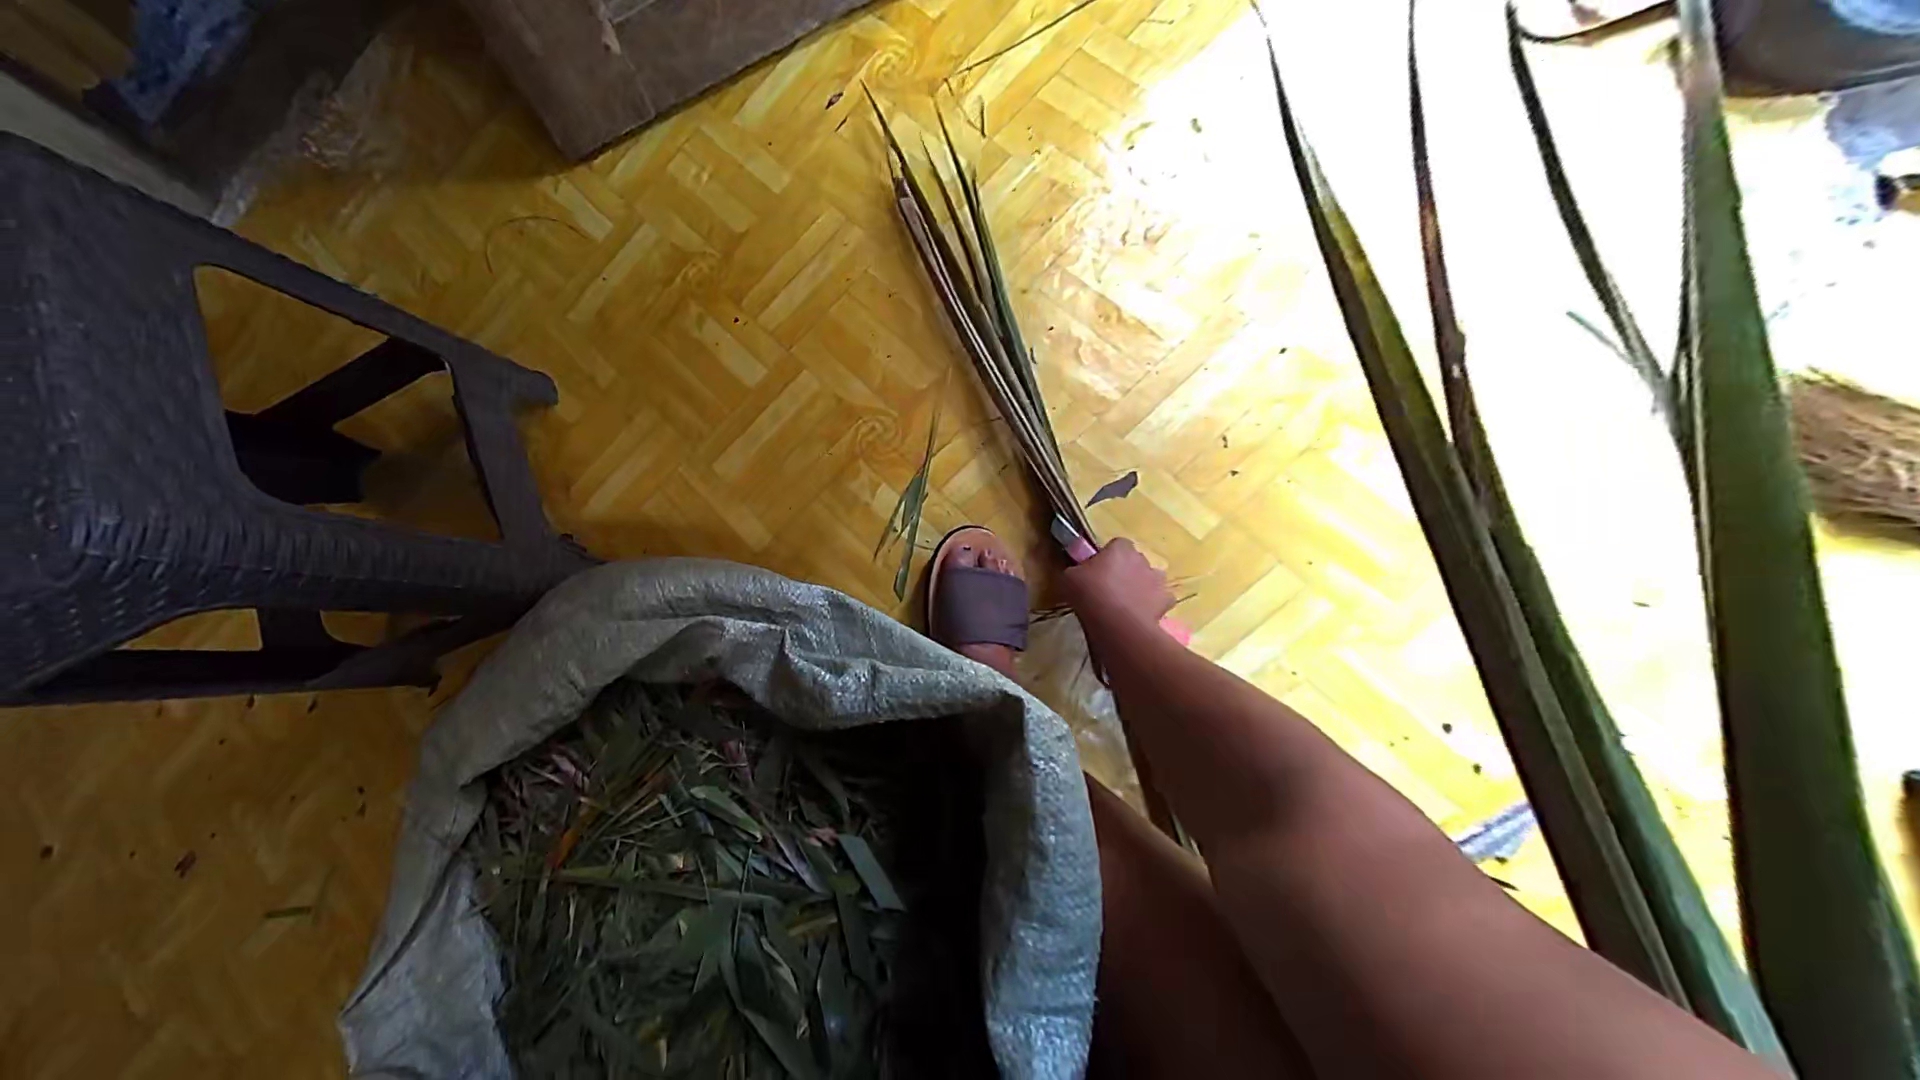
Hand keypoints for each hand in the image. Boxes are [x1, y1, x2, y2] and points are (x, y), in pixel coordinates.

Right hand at [1064, 538, 1175, 629]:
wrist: (1116, 623)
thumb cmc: (1090, 593)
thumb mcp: (1069, 578)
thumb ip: (1077, 570)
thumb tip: (1078, 572)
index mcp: (1120, 548)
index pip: (1117, 545)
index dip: (1108, 557)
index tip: (1098, 570)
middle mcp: (1142, 558)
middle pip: (1134, 561)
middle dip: (1126, 571)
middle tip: (1109, 588)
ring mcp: (1157, 579)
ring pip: (1150, 579)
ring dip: (1141, 587)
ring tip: (1125, 604)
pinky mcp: (1166, 600)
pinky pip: (1160, 600)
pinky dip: (1153, 606)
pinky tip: (1140, 616)